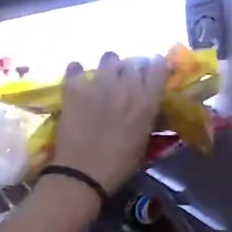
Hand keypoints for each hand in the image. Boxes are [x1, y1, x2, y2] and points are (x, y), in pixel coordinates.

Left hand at [52, 52, 167, 193]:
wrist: (83, 173)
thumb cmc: (119, 166)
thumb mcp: (143, 140)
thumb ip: (146, 116)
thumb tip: (145, 104)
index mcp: (146, 102)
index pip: (157, 67)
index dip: (153, 65)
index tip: (149, 68)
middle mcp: (126, 87)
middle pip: (132, 61)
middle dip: (129, 68)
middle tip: (122, 80)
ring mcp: (99, 84)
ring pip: (108, 58)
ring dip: (107, 67)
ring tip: (101, 79)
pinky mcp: (75, 87)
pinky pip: (76, 67)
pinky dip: (76, 72)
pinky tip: (76, 82)